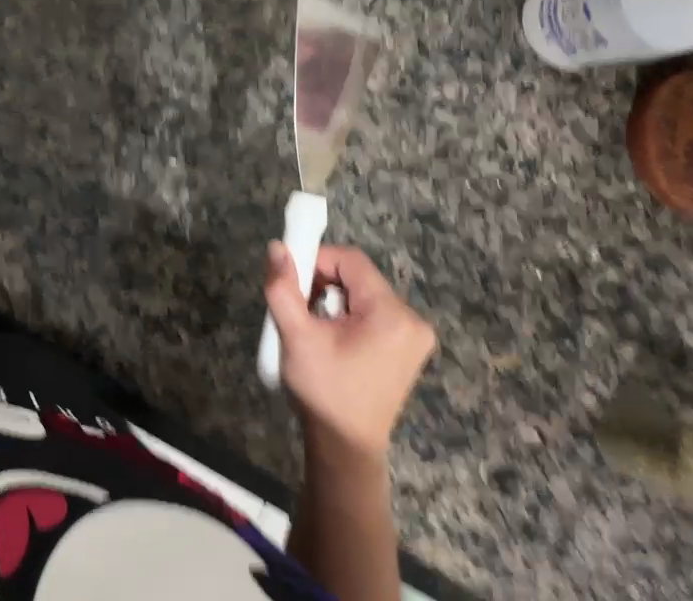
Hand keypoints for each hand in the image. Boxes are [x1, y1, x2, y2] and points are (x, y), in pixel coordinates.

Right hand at [264, 242, 434, 459]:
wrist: (345, 444)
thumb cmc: (323, 389)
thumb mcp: (296, 336)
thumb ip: (284, 288)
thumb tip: (277, 247)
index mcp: (391, 314)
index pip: (351, 261)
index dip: (317, 261)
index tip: (292, 281)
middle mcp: (412, 320)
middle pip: (358, 277)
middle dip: (323, 285)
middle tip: (300, 310)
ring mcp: (414, 337)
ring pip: (364, 295)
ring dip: (333, 302)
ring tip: (314, 329)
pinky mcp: (408, 349)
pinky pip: (374, 314)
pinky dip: (348, 317)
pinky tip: (333, 341)